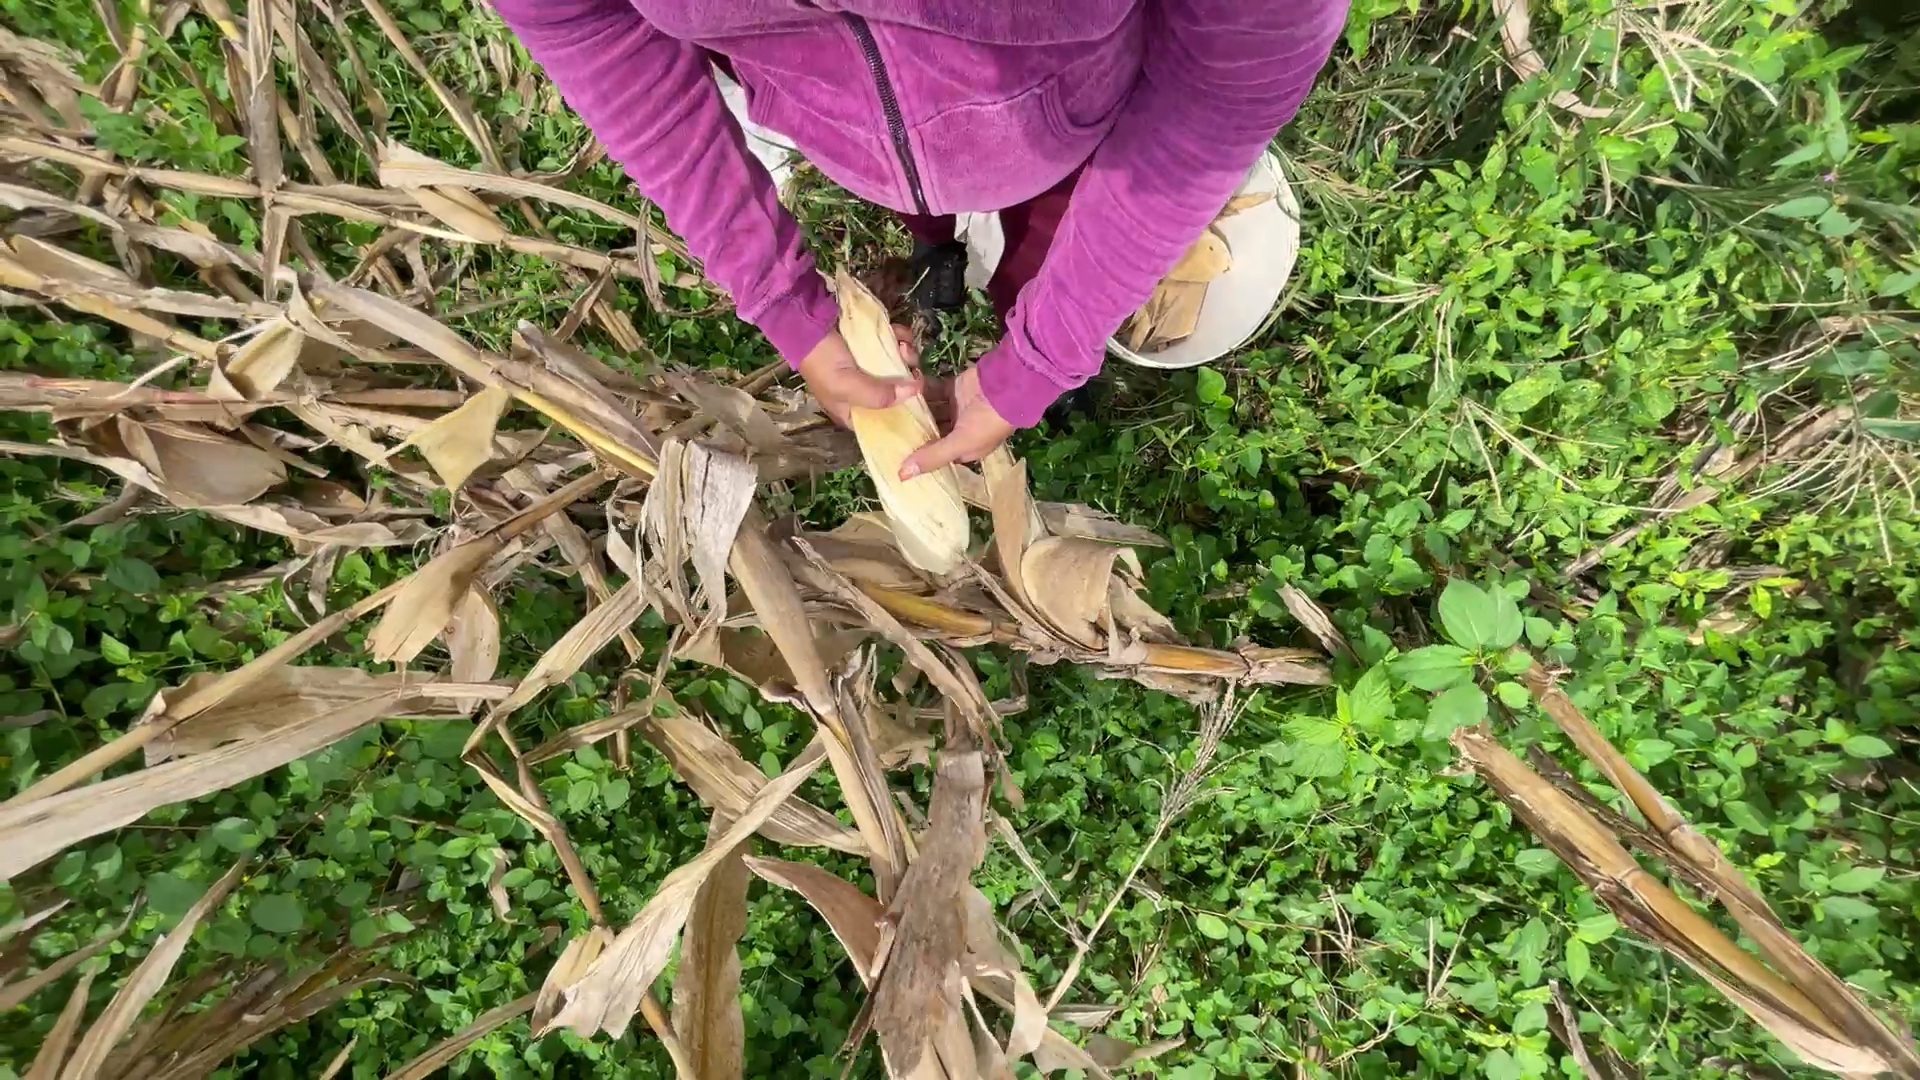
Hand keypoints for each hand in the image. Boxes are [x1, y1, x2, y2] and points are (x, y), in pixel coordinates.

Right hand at [798, 327, 922, 427]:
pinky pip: (899, 344)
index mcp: (854, 410)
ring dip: (908, 356)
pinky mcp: (877, 345)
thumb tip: (914, 392)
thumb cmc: (822, 361)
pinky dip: (902, 339)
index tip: (918, 402)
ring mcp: (874, 367)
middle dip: (909, 380)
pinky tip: (898, 334)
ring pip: (904, 367)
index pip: (884, 422)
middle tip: (912, 370)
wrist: (808, 323)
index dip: (903, 414)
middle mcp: (867, 391)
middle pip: (900, 393)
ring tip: (901, 347)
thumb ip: (878, 396)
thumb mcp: (846, 386)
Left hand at [900, 364, 1014, 479]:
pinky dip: (921, 392)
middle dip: (912, 432)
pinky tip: (903, 392)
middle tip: (885, 430)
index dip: (918, 456)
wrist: (1007, 386)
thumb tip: (902, 476)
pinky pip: (932, 392)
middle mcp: (958, 431)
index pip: (936, 456)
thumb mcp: (961, 444)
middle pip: (930, 433)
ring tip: (889, 410)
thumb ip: (932, 458)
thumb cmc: (988, 422)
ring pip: (929, 412)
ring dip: (914, 410)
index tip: (894, 455)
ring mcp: (955, 409)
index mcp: (964, 449)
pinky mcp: (952, 389)